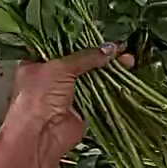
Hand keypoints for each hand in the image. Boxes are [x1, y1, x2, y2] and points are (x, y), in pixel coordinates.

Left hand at [3, 43, 130, 162]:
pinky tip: (127, 74)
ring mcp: (68, 93)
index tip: (101, 33)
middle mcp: (52, 77)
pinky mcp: (83, 108)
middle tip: (121, 47)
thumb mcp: (60, 68)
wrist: (40, 134)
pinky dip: (112, 85)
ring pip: (93, 77)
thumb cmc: (39, 95)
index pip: (61, 46)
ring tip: (129, 58)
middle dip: (100, 54)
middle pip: (80, 62)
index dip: (81, 39)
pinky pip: (100, 94)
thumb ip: (86, 57)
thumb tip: (111, 48)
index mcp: (38, 63)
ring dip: (110, 69)